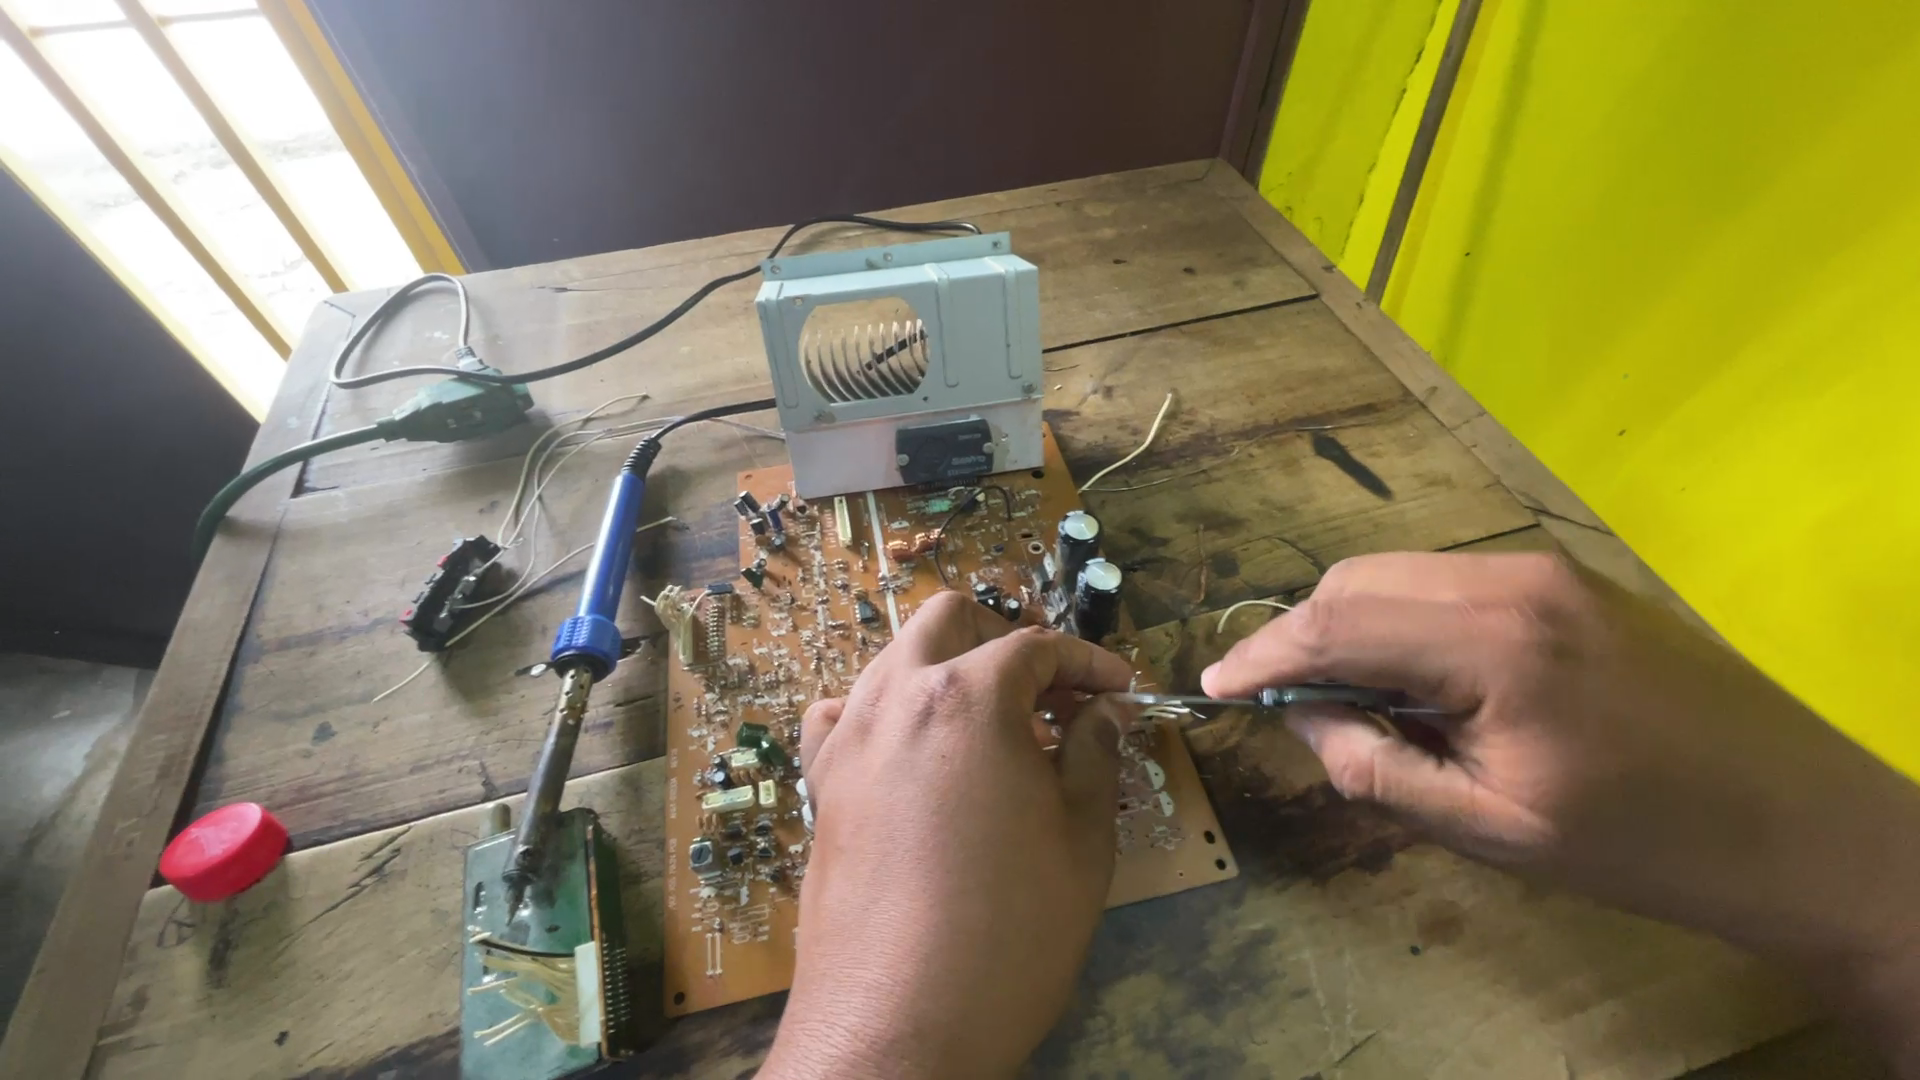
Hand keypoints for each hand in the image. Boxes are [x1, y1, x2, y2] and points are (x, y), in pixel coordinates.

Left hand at [758, 591, 1135, 1079]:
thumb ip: (1095, 749)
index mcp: (966, 696)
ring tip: (992, 726)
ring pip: (897, 656)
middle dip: (1008, 638)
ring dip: (950, 667)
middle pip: (951, 619)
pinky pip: (843, 712)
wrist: (895, 1027)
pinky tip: (913, 750)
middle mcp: (898, 695)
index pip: (1036, 646)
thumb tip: (1110, 706)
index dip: (1089, 661)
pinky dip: (883, 708)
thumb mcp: (1081, 836)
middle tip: (1052, 695)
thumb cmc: (1009, 929)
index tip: (1121, 690)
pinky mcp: (822, 779)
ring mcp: (850, 734)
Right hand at [1203, 552, 1919, 1070]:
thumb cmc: (1645, 848)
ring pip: (1390, 572)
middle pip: (1353, 582)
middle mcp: (1508, 581)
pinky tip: (1407, 669)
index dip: (1261, 656)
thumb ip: (1369, 765)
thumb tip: (1300, 713)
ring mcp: (1539, 569)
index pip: (1334, 625)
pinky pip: (1437, 578)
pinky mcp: (1559, 577)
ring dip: (1344, 623)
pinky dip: (1392, 614)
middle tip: (1277, 698)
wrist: (1818, 832)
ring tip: (1343, 689)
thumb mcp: (1486, 830)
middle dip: (1297, 636)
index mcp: (1493, 645)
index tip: (1213, 687)